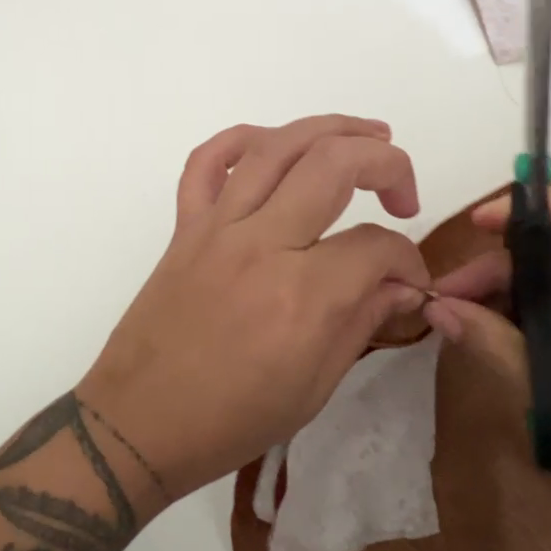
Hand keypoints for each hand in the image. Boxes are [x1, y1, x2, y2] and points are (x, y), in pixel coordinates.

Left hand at [76, 116, 433, 503]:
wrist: (140, 422)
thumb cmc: (232, 419)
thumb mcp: (315, 387)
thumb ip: (363, 321)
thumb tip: (404, 284)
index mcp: (302, 297)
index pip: (377, 245)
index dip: (409, 259)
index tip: (410, 279)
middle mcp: (262, 245)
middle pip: (334, 164)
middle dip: (387, 163)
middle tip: (403, 193)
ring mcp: (217, 228)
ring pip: (276, 146)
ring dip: (331, 128)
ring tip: (369, 133)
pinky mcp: (184, 226)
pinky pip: (206, 161)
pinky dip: (242, 139)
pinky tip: (273, 143)